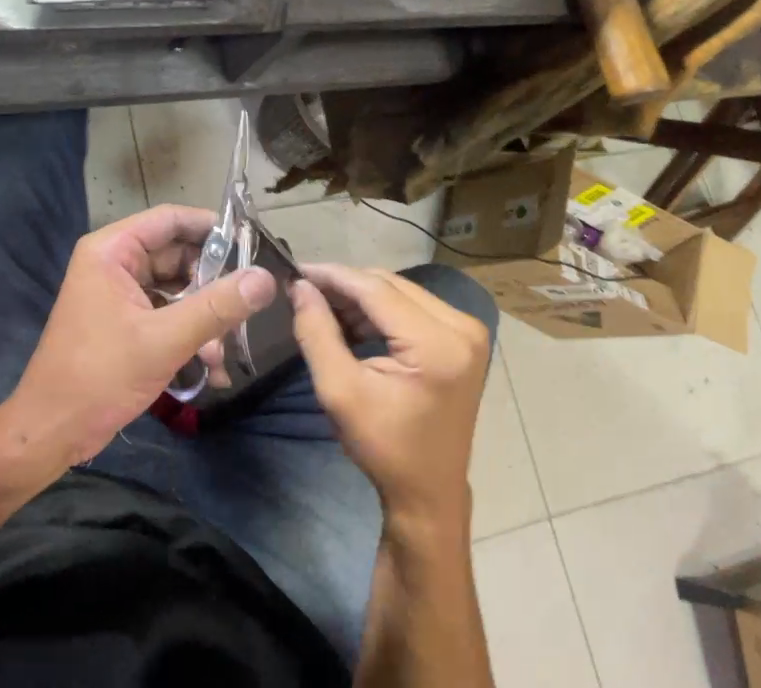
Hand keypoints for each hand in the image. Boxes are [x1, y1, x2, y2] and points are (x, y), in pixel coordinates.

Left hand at [2, 205, 276, 465]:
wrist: (53, 428)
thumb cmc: (101, 375)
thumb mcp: (165, 339)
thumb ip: (218, 307)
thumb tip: (266, 278)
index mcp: (111, 252)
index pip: (169, 219)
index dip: (211, 227)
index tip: (252, 246)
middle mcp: (112, 264)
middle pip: (177, 256)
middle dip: (213, 286)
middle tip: (246, 311)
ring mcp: (117, 295)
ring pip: (176, 290)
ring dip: (204, 318)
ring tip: (222, 355)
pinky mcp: (123, 323)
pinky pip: (166, 315)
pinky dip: (189, 336)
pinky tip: (212, 368)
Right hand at [290, 264, 491, 523]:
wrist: (428, 490)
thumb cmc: (384, 446)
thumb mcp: (339, 389)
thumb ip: (317, 332)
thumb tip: (300, 287)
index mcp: (438, 343)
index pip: (376, 289)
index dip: (332, 276)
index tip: (294, 271)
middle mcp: (462, 328)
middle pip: (390, 286)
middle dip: (344, 285)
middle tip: (302, 291)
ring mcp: (466, 333)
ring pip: (400, 293)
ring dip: (360, 298)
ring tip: (320, 308)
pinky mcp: (462, 341)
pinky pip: (412, 309)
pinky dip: (379, 312)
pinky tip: (349, 323)